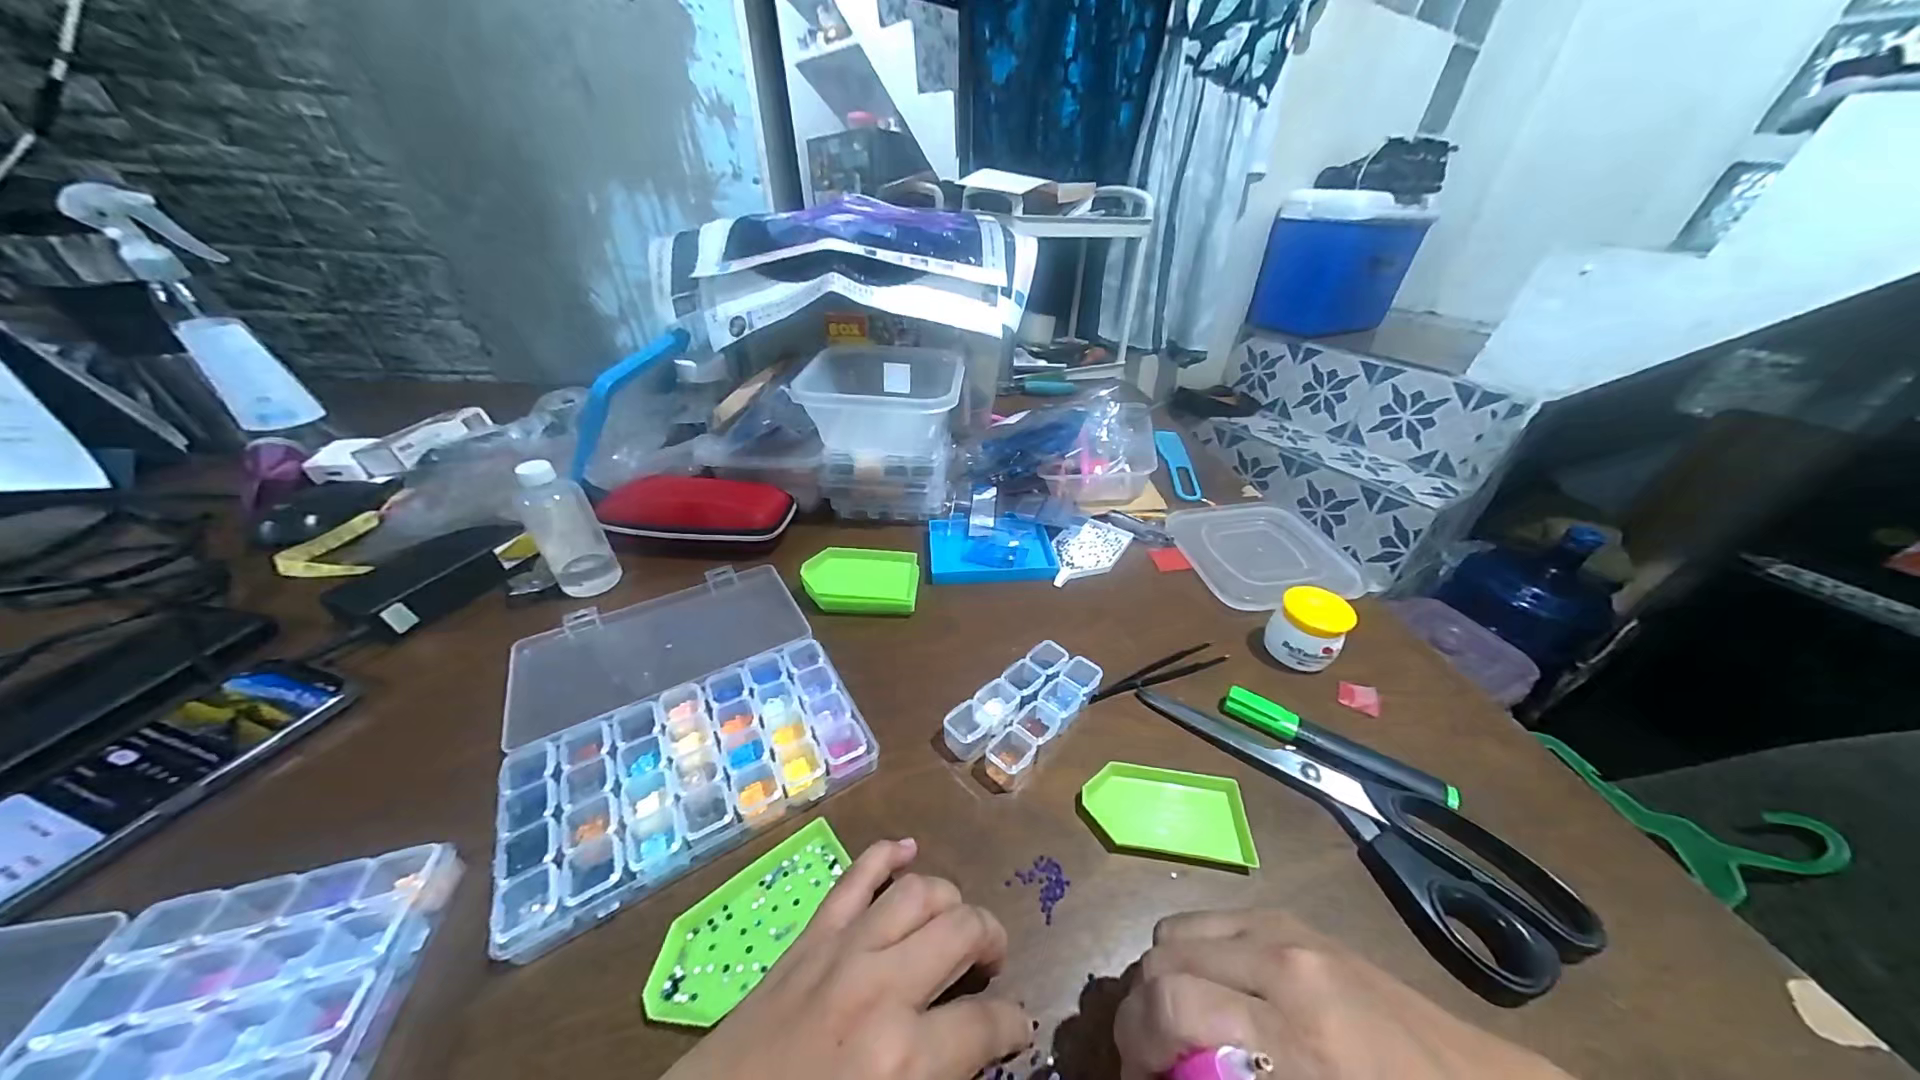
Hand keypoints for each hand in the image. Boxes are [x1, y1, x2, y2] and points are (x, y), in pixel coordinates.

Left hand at [662, 838, 1031, 1079]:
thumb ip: (938, 1076)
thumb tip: (978, 1050)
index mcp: (904, 1058)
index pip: (988, 1025)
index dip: (1014, 1024)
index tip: (1016, 1027)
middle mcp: (882, 987)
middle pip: (963, 930)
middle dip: (992, 941)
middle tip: (992, 963)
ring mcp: (842, 949)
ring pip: (918, 892)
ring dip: (950, 900)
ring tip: (958, 922)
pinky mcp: (810, 934)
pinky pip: (855, 877)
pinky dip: (885, 855)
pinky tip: (908, 850)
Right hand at [1114, 910, 1574, 1079]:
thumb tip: (1166, 1078)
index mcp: (1297, 1032)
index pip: (1171, 1001)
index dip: (1136, 1041)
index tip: (1140, 1079)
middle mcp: (1283, 959)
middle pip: (1162, 958)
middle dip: (1142, 1012)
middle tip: (1155, 1060)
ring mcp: (1288, 929)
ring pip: (1176, 931)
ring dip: (1165, 979)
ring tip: (1184, 1024)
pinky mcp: (1294, 919)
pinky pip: (1210, 921)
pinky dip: (1195, 956)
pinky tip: (1220, 995)